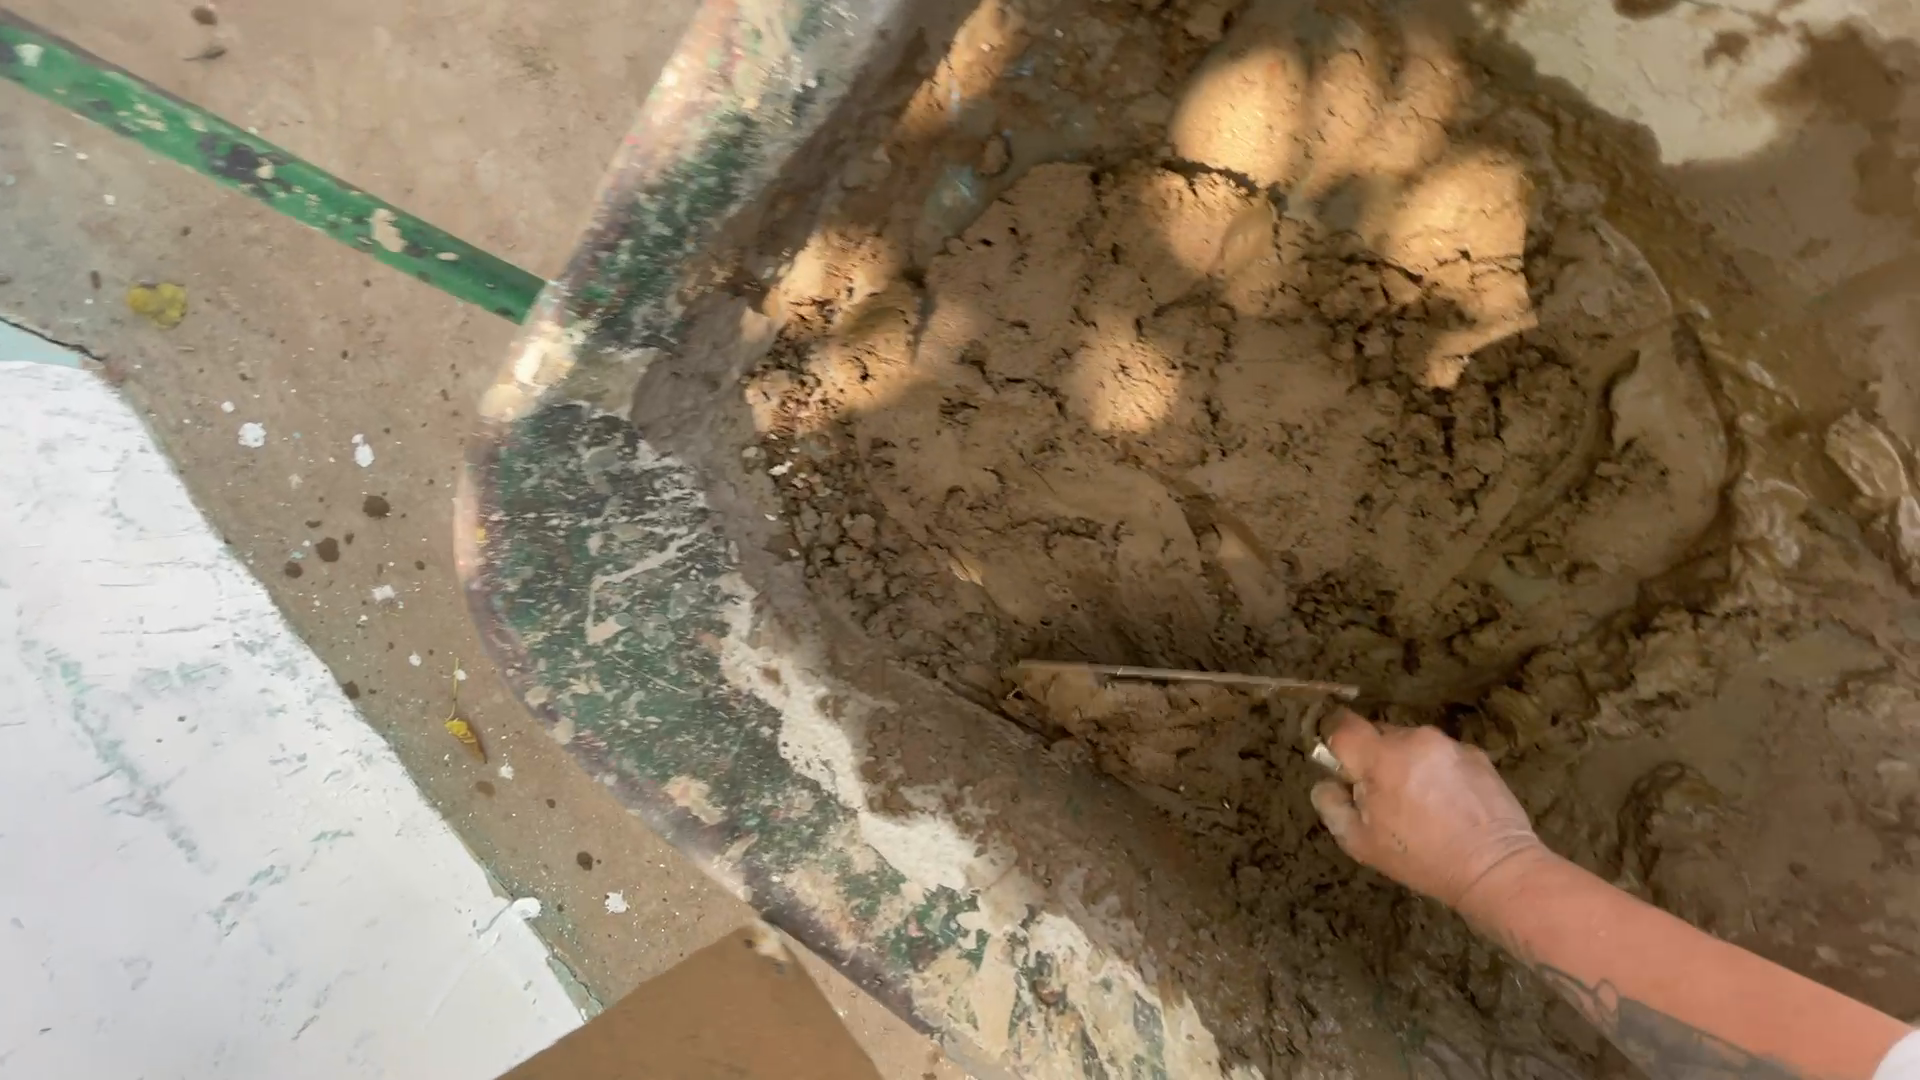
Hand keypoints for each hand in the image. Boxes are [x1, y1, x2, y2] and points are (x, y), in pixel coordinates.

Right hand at [1309, 710, 1548, 911]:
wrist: (1499, 872)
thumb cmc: (1422, 858)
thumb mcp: (1359, 842)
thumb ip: (1330, 804)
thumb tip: (1329, 782)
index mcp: (1380, 756)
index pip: (1341, 723)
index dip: (1334, 739)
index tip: (1341, 765)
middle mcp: (1414, 739)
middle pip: (1377, 734)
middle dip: (1373, 757)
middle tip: (1384, 795)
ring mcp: (1449, 745)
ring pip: (1410, 743)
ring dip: (1406, 762)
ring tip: (1421, 801)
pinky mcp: (1478, 756)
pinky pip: (1441, 754)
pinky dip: (1436, 770)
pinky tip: (1449, 802)